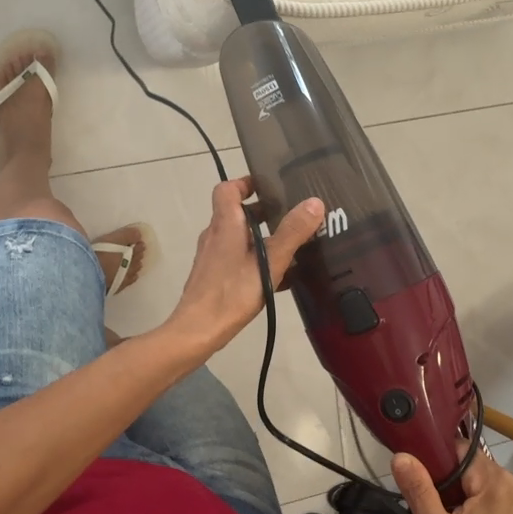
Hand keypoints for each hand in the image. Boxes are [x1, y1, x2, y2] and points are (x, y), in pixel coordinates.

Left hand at [162, 177, 321, 353]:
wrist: (198, 330)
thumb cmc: (232, 292)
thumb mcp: (269, 261)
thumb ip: (292, 232)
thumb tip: (314, 202)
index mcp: (225, 224)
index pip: (227, 189)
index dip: (246, 183)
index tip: (269, 186)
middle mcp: (214, 236)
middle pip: (235, 213)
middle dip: (262, 212)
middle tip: (291, 217)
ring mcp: (211, 258)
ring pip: (237, 238)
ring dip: (260, 238)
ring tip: (289, 246)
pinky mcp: (213, 277)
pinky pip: (236, 259)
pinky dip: (254, 259)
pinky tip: (276, 278)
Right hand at [395, 442, 512, 513]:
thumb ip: (419, 489)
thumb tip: (400, 456)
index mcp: (496, 480)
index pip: (459, 450)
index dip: (439, 463)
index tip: (427, 485)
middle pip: (472, 465)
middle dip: (453, 482)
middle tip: (440, 513)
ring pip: (483, 478)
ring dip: (467, 492)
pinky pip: (497, 491)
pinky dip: (482, 501)